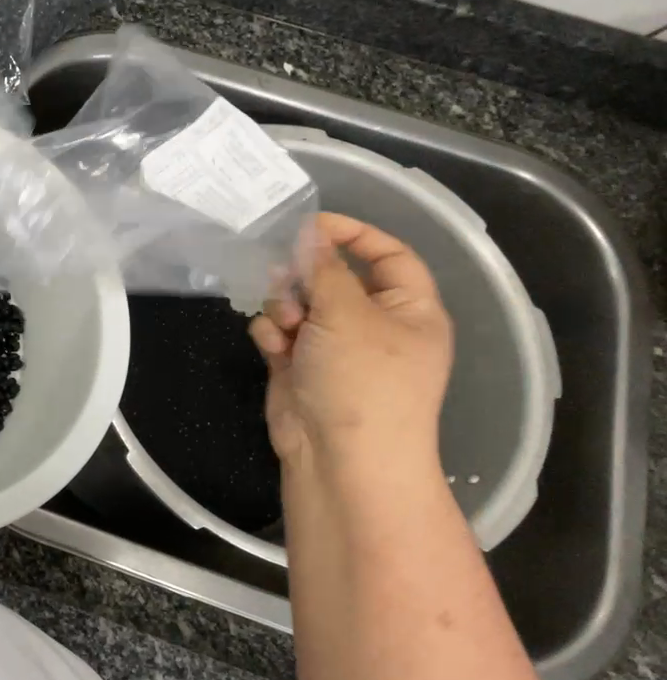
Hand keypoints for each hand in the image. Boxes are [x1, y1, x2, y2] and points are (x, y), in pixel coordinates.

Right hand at [248, 213, 452, 476]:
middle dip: (303, 277)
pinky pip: (277, 331)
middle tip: (282, 278)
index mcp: (408, 309)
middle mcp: (373, 323)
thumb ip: (324, 269)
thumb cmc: (363, 381)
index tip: (309, 224)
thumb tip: (310, 232)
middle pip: (332, 276)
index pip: (387, 255)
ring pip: (297, 302)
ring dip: (283, 307)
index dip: (353, 235)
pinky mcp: (297, 364)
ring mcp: (333, 346)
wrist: (341, 455)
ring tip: (285, 327)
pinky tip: (272, 346)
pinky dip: (271, 334)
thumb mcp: (348, 315)